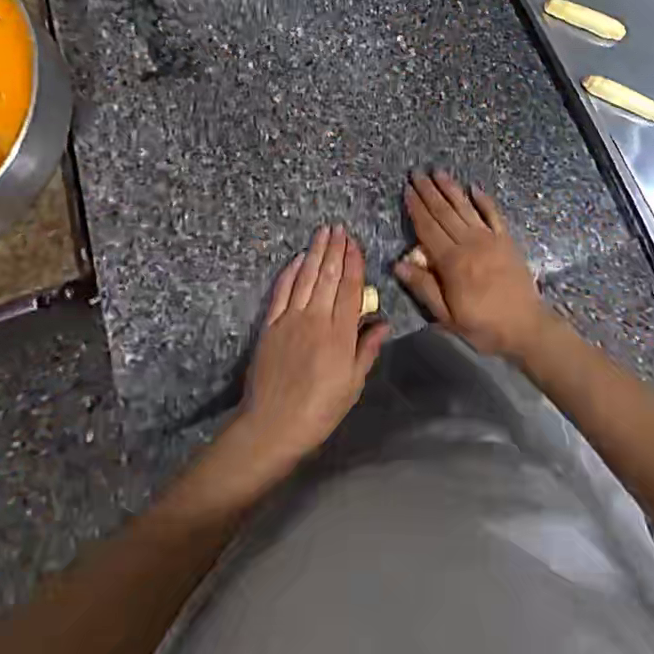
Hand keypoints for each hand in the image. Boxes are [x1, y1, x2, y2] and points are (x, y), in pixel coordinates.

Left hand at [234, 225, 389, 470]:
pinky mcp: (271, 325)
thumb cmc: (320, 410)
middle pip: (329, 277)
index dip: (354, 263)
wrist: (273, 424)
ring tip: (323, 232)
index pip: (351, 289)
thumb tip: (383, 323)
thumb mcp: (353, 384)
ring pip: (307, 277)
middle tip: (339, 228)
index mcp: (340, 335)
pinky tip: (299, 258)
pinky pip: (282, 291)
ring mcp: (291, 319)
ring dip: (316, 253)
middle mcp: (316, 319)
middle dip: (335, 250)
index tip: (356, 244)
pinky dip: (291, 272)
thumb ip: (367, 350)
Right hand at [394, 170, 551, 359]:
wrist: (527, 328)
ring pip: (466, 208)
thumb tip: (398, 264)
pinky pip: (494, 215)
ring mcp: (491, 240)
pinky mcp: (507, 241)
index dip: (416, 209)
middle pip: (445, 213)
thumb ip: (423, 287)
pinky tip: (474, 188)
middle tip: (416, 174)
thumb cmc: (483, 326)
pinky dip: (484, 201)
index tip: (406, 190)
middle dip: (429, 192)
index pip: (428, 229)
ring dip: (451, 189)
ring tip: (438, 172)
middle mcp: (470, 244)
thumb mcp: (447, 316)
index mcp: (452, 262)